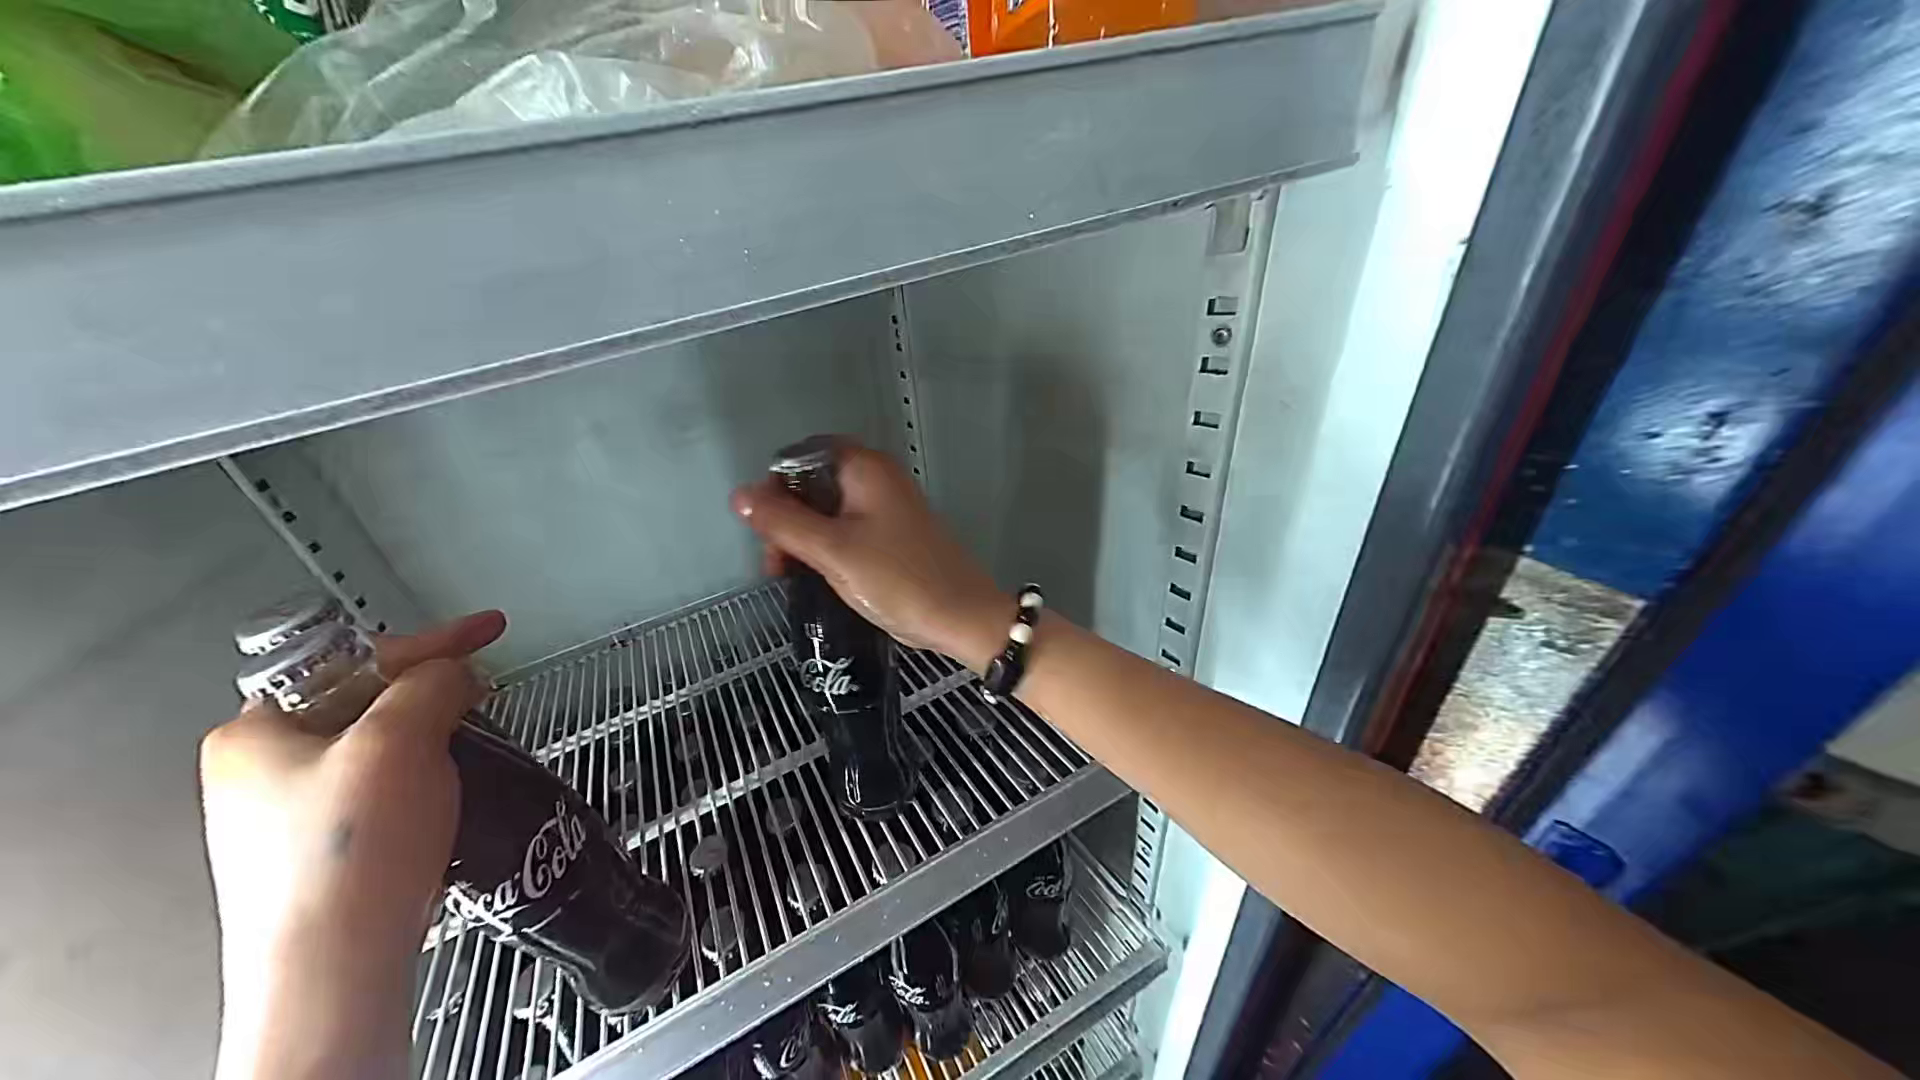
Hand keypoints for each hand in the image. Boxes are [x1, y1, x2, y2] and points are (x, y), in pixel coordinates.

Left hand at [200, 610, 504, 1079]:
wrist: (337, 965)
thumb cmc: (350, 857)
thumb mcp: (398, 740)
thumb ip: (431, 684)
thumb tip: (455, 672)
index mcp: (257, 734)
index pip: (356, 658)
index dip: (431, 640)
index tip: (484, 628)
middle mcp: (266, 767)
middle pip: (370, 696)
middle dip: (434, 687)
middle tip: (480, 687)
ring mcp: (298, 807)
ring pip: (385, 738)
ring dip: (438, 728)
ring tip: (475, 733)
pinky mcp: (335, 839)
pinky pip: (392, 777)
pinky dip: (432, 765)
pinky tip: (456, 780)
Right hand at [732, 440, 1008, 671]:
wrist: (960, 616)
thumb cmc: (897, 578)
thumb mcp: (833, 550)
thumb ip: (783, 521)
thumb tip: (739, 495)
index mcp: (865, 468)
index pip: (801, 456)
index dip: (775, 486)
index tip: (766, 527)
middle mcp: (877, 478)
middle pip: (812, 483)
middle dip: (785, 518)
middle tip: (776, 561)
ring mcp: (886, 507)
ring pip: (827, 510)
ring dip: (802, 538)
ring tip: (789, 575)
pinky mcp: (892, 535)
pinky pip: (846, 530)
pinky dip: (825, 547)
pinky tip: (815, 574)